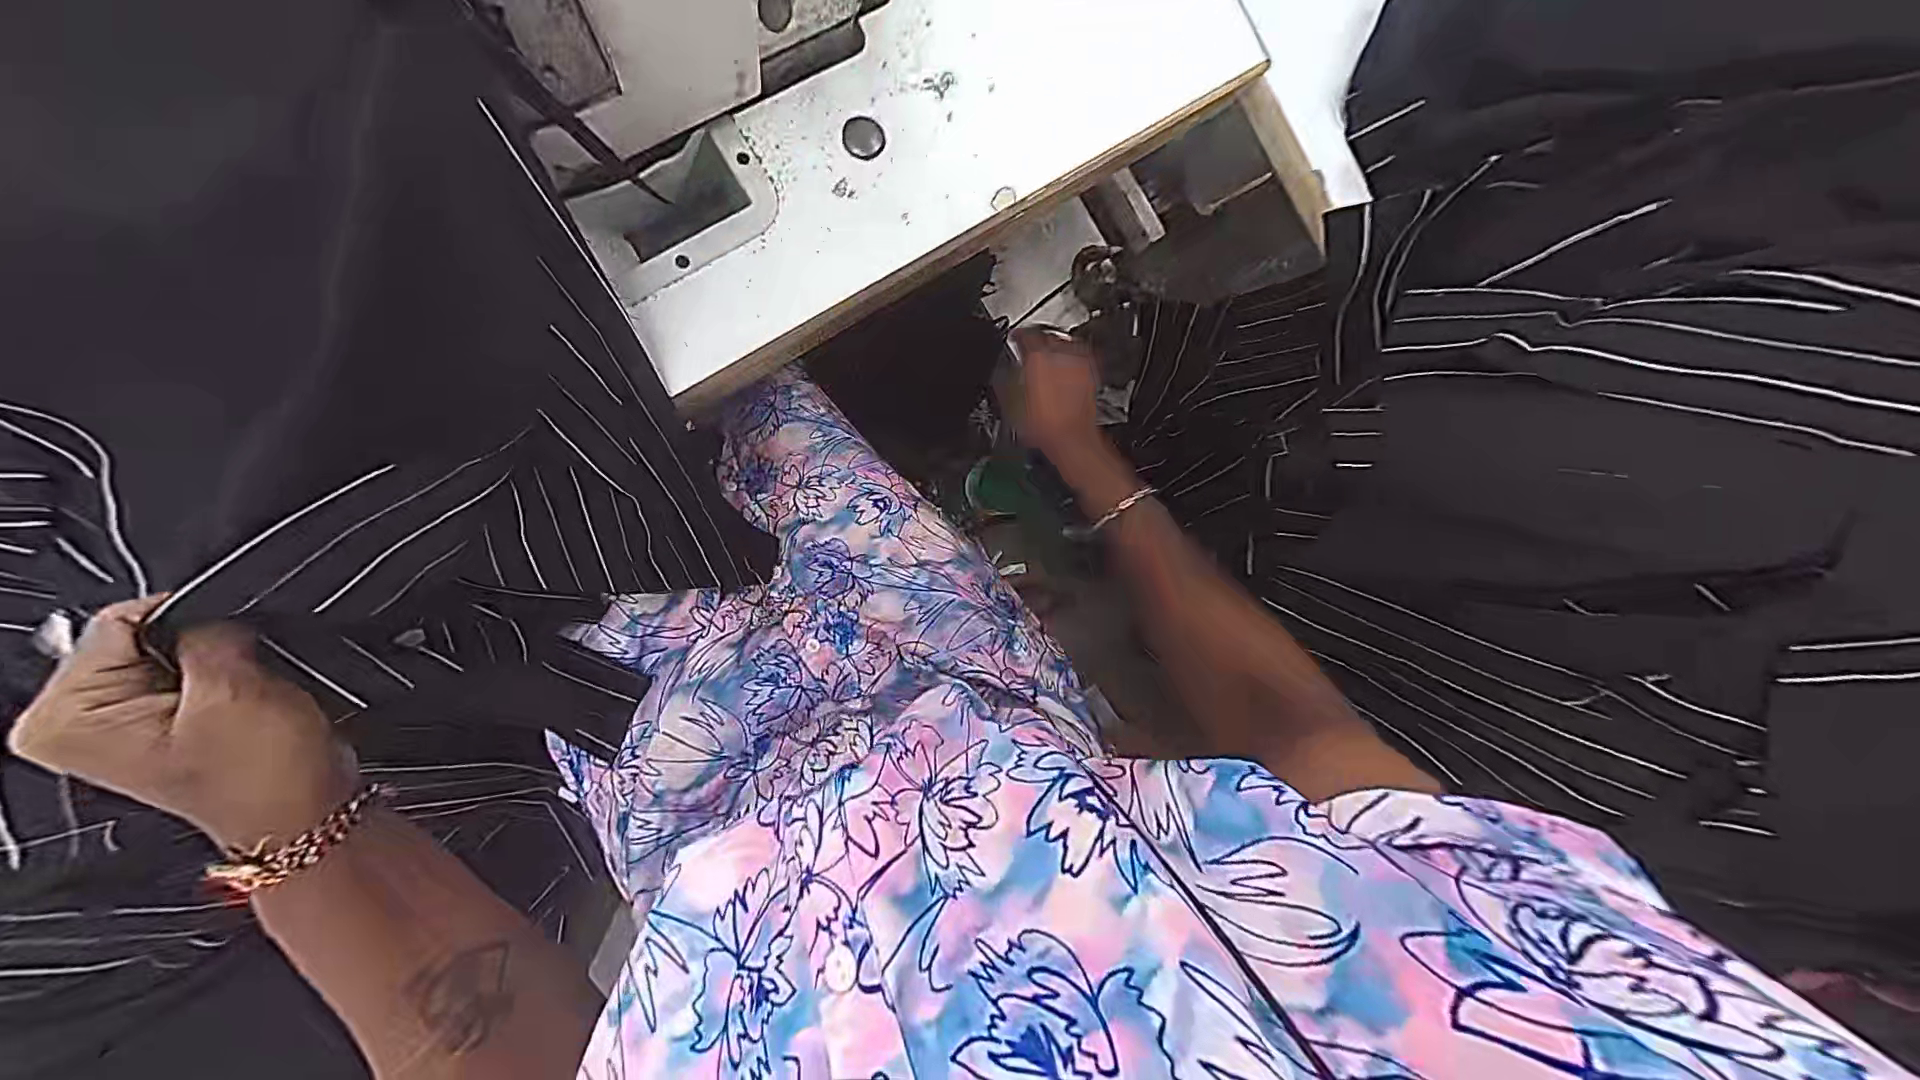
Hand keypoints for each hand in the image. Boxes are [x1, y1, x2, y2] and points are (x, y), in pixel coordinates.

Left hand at [8, 596, 356, 849]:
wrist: (302, 809)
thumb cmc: (263, 774)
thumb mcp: (237, 691)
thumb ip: (211, 635)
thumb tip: (213, 609)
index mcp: (64, 718)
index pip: (118, 622)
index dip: (193, 618)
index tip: (236, 637)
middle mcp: (76, 722)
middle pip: (143, 638)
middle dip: (209, 645)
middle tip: (244, 680)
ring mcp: (120, 725)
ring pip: (178, 653)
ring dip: (226, 662)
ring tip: (249, 695)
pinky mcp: (163, 724)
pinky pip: (195, 673)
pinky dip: (231, 677)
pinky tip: (248, 701)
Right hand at [1009, 327, 1103, 460]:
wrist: (1070, 439)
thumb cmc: (1045, 427)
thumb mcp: (1012, 404)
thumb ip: (1005, 382)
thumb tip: (1000, 376)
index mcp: (1037, 358)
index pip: (1025, 334)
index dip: (1017, 336)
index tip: (1015, 339)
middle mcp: (1060, 355)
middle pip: (1046, 335)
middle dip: (1037, 340)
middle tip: (1030, 347)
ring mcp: (1078, 363)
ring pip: (1065, 343)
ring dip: (1055, 347)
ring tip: (1048, 356)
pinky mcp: (1091, 374)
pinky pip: (1080, 356)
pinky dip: (1070, 358)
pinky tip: (1065, 367)